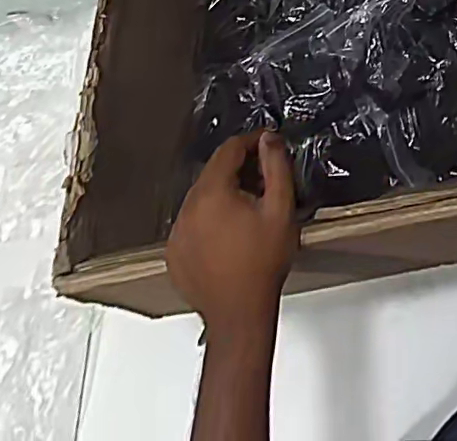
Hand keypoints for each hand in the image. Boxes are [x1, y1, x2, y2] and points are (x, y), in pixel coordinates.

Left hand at [167, 131, 297, 336]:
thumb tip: (268, 139)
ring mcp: (178, 231)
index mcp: (212, 192)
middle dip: (239, 168)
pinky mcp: (175, 252)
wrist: (240, 316)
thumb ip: (276, 166)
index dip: (251, 142)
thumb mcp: (281, 209)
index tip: (267, 144)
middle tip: (263, 180)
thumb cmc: (263, 264)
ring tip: (248, 209)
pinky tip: (228, 233)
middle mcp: (188, 207)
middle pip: (214, 172)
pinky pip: (192, 222)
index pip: (229, 150)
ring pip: (202, 196)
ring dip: (223, 193)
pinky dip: (209, 219)